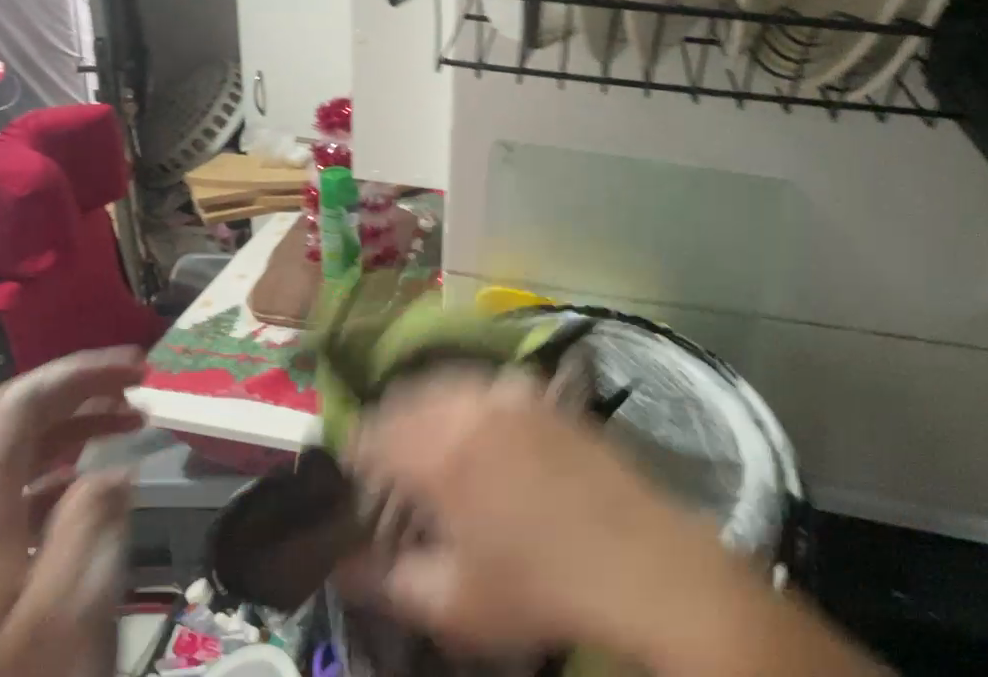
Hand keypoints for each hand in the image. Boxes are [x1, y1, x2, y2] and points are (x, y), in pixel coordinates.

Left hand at [0, 348, 146, 676]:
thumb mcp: (70, 613)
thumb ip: (93, 523)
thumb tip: (112, 469)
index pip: (20, 405)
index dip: (82, 372)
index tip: (142, 367)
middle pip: (3, 418)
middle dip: (73, 389)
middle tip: (138, 387)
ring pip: (1, 453)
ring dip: (64, 426)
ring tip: (127, 425)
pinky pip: (0, 494)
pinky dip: (49, 469)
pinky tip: (88, 485)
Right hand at [346, 370, 730, 655]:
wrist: (643, 565)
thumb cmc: (541, 589)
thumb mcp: (456, 603)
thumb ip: (389, 581)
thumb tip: (344, 567)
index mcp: (438, 452)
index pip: (369, 436)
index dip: (352, 459)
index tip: (352, 481)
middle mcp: (470, 407)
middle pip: (406, 401)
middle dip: (389, 430)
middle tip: (389, 468)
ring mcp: (514, 395)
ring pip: (448, 385)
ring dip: (427, 410)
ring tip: (432, 448)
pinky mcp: (548, 398)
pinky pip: (491, 386)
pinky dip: (471, 402)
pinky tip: (483, 434)